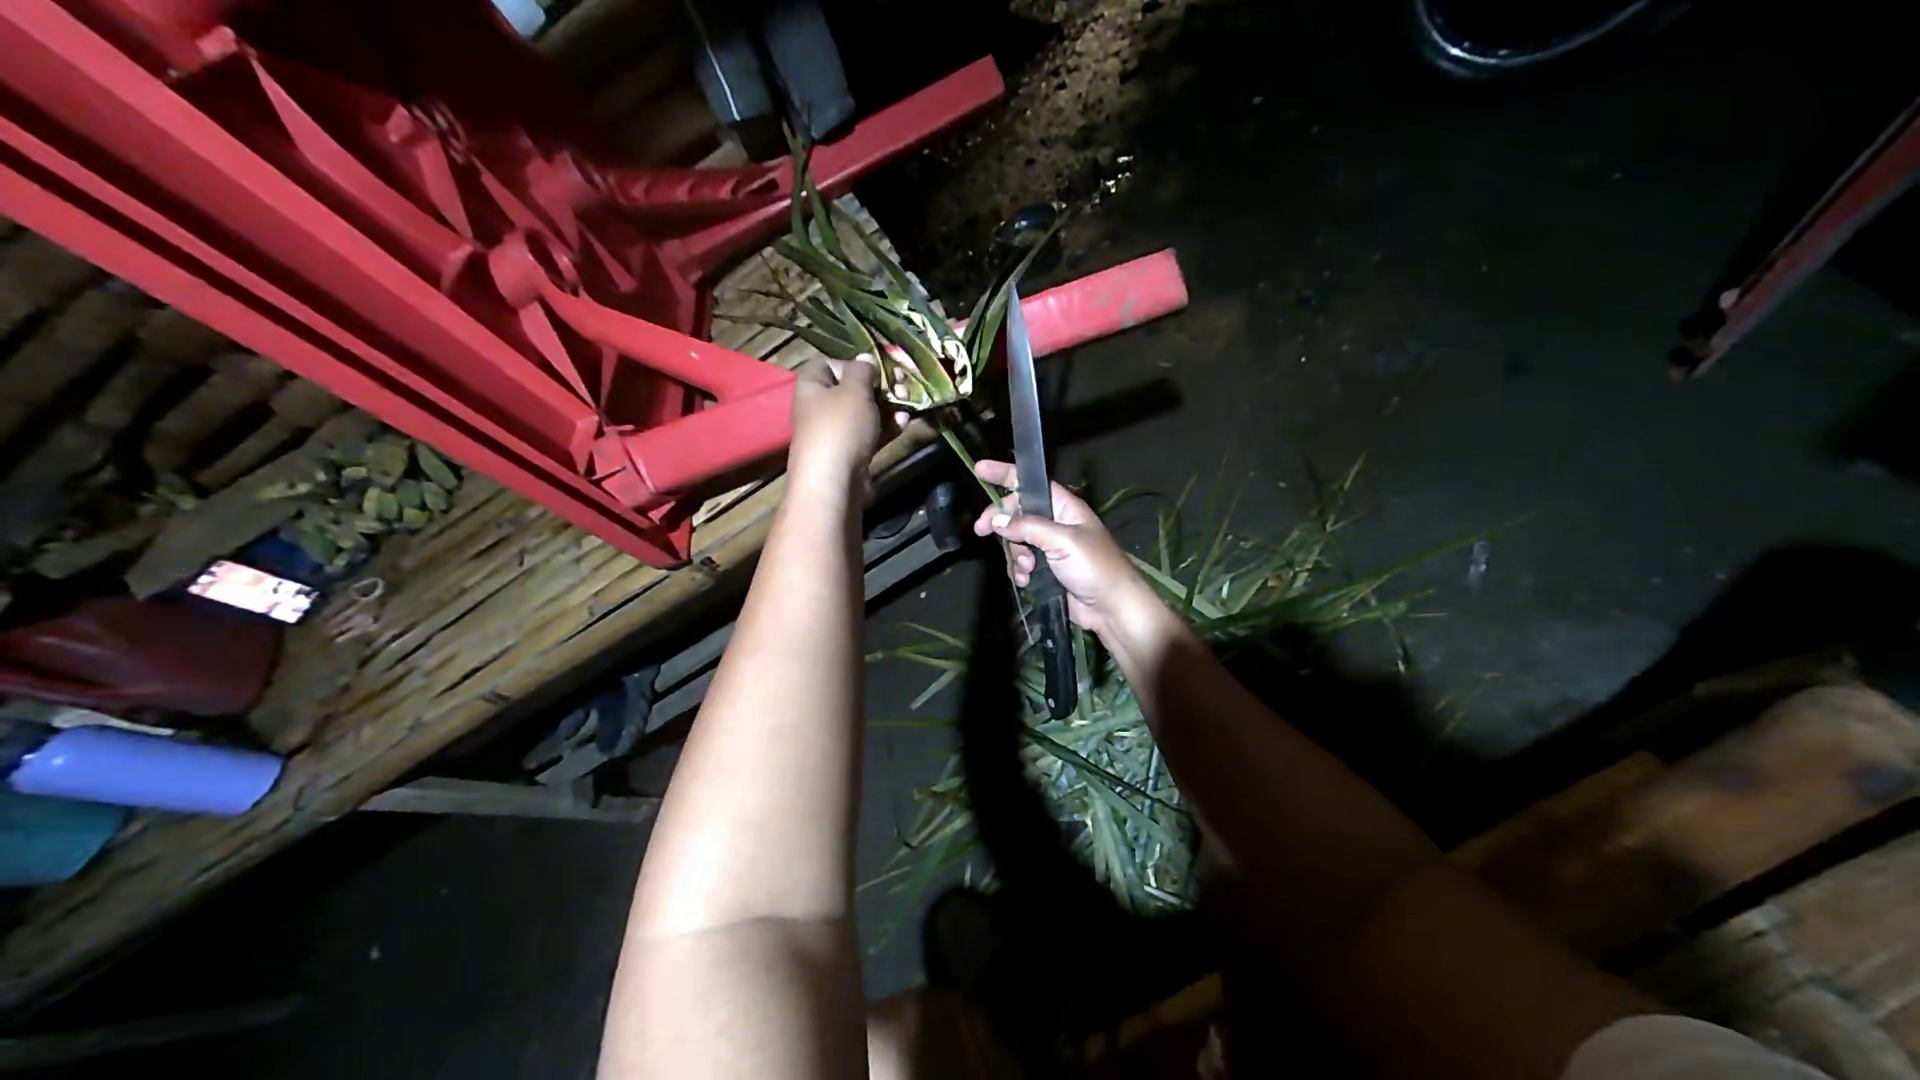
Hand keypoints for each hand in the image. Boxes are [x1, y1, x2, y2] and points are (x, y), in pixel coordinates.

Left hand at [786, 359, 901, 498]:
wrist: (834, 481)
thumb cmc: (840, 426)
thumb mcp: (854, 389)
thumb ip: (863, 370)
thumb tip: (864, 359)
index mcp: (812, 386)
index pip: (828, 364)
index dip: (852, 363)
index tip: (874, 368)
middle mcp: (820, 408)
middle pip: (852, 390)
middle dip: (878, 387)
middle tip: (900, 385)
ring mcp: (835, 433)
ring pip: (865, 413)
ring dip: (887, 407)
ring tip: (907, 404)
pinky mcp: (851, 454)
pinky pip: (870, 434)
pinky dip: (886, 428)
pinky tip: (904, 424)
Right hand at [971, 460, 1152, 634]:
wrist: (1111, 608)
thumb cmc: (1095, 567)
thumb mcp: (1063, 541)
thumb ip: (1028, 527)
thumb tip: (996, 519)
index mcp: (1064, 507)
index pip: (1030, 484)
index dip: (1005, 474)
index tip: (980, 470)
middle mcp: (1054, 523)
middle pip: (1016, 513)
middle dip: (1000, 523)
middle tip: (980, 530)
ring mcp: (1049, 548)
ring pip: (1015, 541)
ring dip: (1015, 555)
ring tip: (1028, 569)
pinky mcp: (1045, 570)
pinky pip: (1020, 564)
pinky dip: (1019, 572)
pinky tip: (1027, 581)